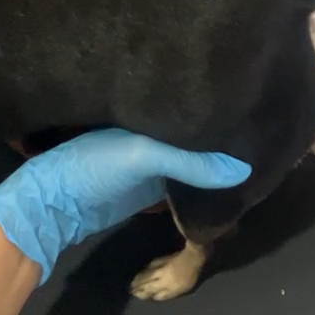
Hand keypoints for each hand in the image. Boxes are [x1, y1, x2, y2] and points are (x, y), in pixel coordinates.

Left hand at [0, 130, 249, 281]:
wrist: (53, 210)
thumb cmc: (93, 167)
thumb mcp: (144, 156)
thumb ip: (191, 161)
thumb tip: (243, 170)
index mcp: (151, 109)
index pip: (196, 104)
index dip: (222, 108)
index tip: (255, 110)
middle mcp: (157, 129)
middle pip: (198, 131)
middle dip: (222, 134)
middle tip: (261, 138)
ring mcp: (155, 159)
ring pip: (194, 157)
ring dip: (215, 161)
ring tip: (254, 156)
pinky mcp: (154, 186)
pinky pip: (186, 181)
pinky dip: (202, 183)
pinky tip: (227, 181)